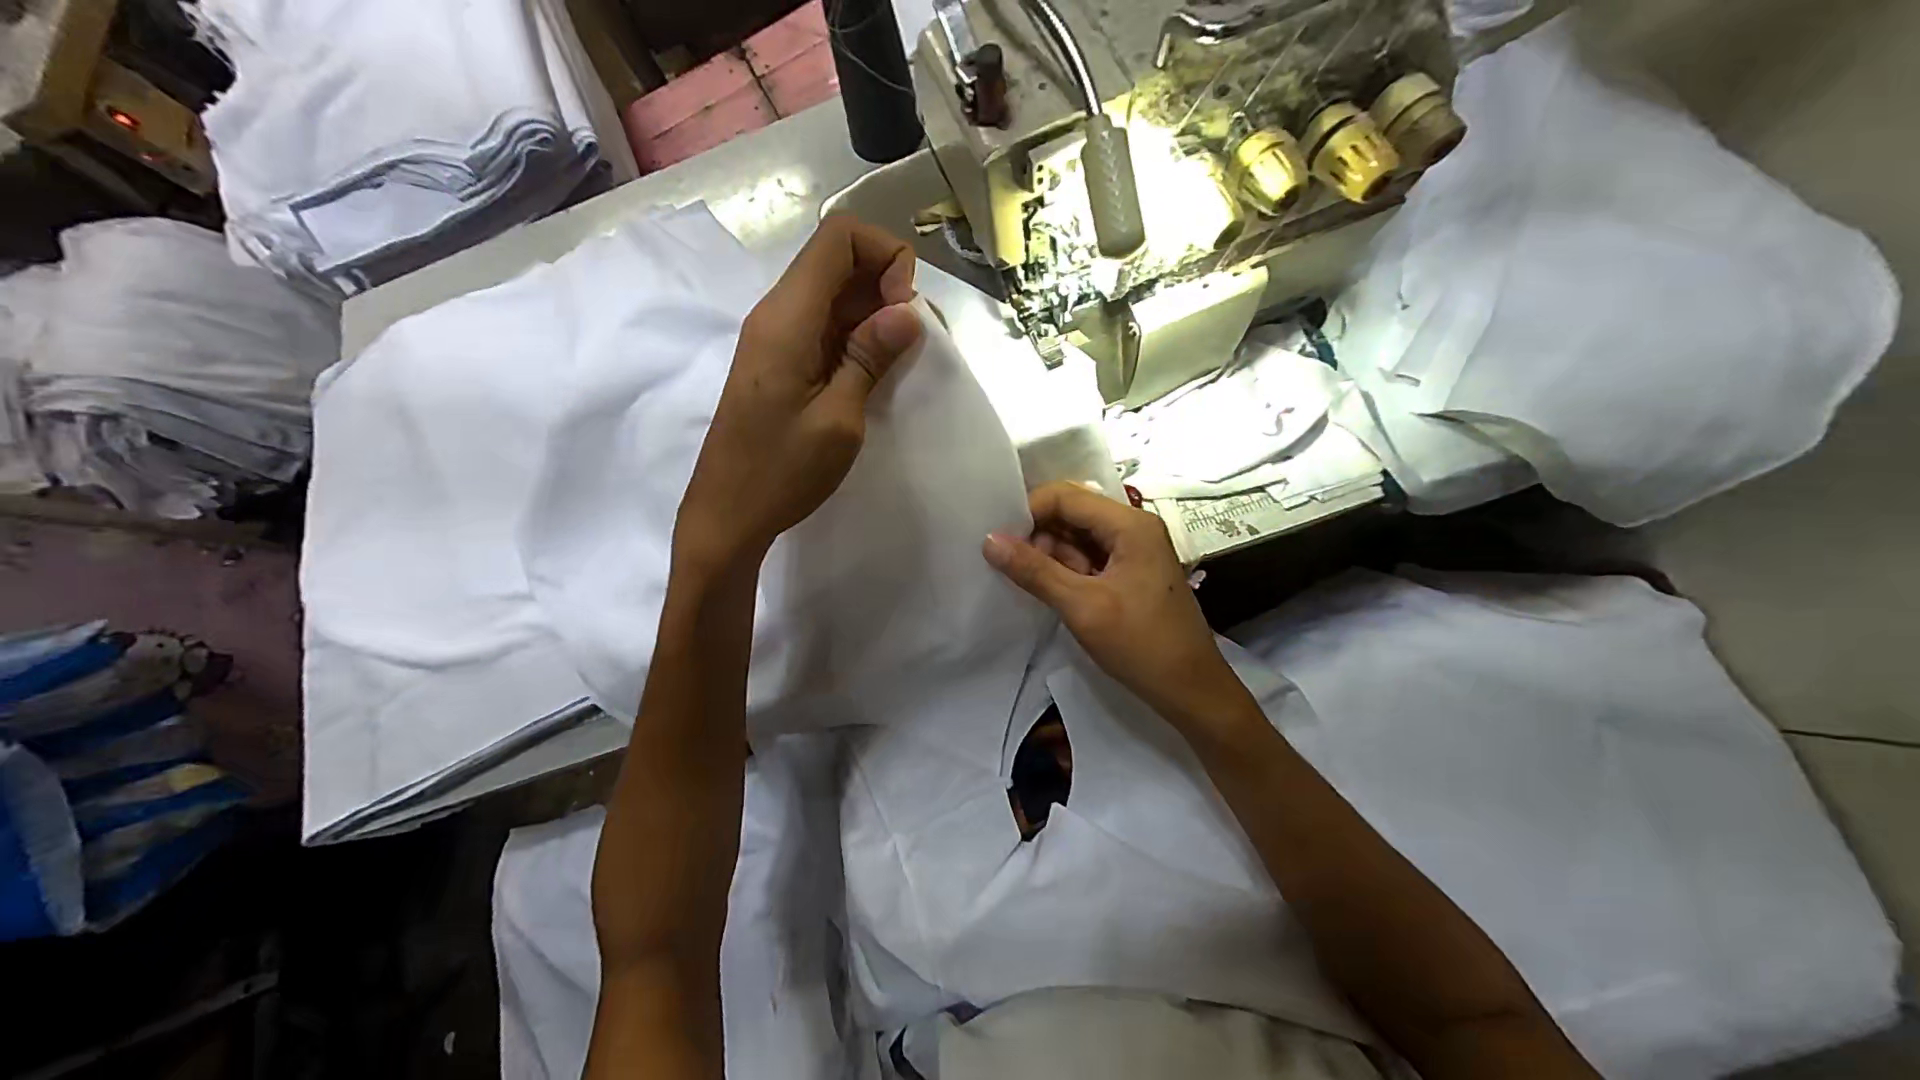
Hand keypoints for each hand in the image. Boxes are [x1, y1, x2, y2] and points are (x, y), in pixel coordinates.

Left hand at [676, 216, 924, 572]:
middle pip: (838, 259)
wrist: (727, 514)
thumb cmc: (782, 472)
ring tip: (896, 360)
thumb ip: (871, 357)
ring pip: (833, 292)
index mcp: (788, 318)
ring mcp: (774, 336)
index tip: (905, 309)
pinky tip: (872, 370)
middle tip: (907, 341)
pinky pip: (822, 324)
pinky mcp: (778, 360)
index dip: (886, 255)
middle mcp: (776, 313)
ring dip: (872, 311)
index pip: (840, 236)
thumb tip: (907, 310)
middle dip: (885, 283)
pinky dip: (854, 333)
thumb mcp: (839, 419)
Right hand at [983, 483, 1247, 724]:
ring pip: (1077, 537)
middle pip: (1071, 512)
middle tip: (1009, 566)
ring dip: (1049, 554)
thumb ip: (1035, 571)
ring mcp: (1133, 551)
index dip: (1029, 512)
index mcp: (1129, 524)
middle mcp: (1132, 528)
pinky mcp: (1129, 573)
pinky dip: (1064, 570)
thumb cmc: (1141, 644)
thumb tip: (988, 540)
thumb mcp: (1083, 607)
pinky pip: (1089, 558)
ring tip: (1024, 581)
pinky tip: (1044, 588)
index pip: (1065, 496)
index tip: (999, 541)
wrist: (1191, 689)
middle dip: (1037, 534)